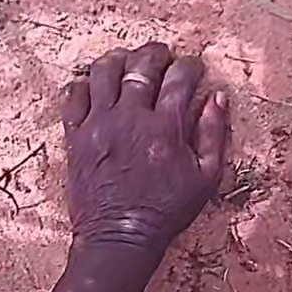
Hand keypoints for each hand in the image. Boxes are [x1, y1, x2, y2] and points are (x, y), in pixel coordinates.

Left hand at [59, 42, 228, 258]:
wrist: (119, 238)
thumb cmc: (166, 211)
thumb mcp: (206, 179)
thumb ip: (214, 134)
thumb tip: (218, 98)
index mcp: (166, 128)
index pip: (180, 78)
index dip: (190, 66)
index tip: (194, 67)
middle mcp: (131, 119)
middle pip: (141, 66)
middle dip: (156, 54)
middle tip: (163, 55)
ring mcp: (99, 125)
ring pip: (104, 72)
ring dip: (119, 59)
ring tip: (128, 61)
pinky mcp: (76, 137)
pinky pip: (73, 96)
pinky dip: (85, 84)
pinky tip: (96, 86)